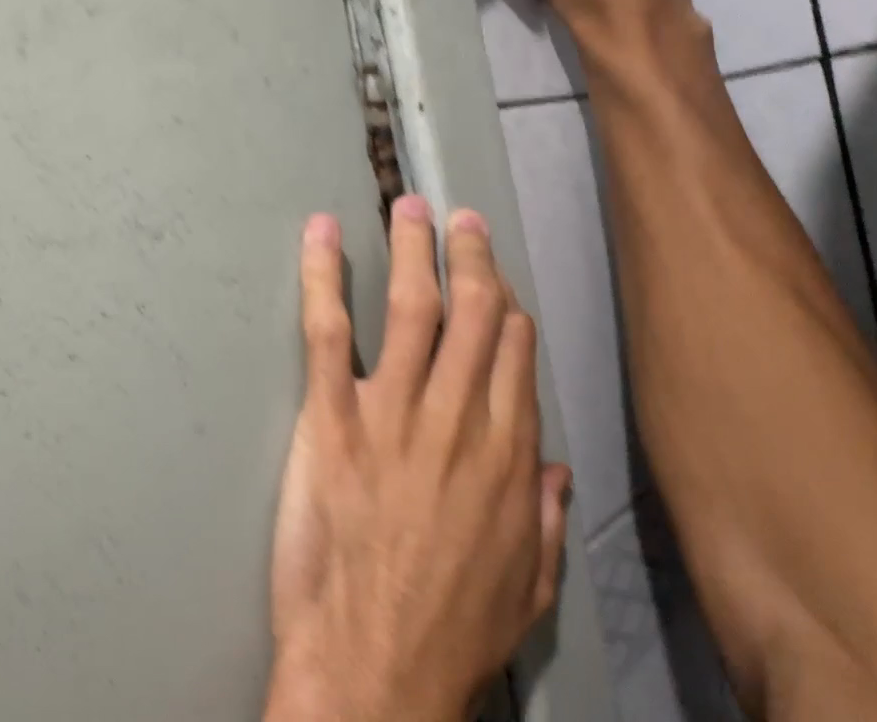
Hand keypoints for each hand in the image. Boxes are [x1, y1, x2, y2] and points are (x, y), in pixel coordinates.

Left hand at [264, 196, 572, 721]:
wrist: (377, 666)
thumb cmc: (450, 633)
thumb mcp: (527, 588)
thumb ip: (542, 519)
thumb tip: (553, 470)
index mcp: (505, 457)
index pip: (514, 355)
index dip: (506, 309)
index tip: (497, 282)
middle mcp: (457, 422)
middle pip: (474, 316)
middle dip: (468, 259)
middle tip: (461, 221)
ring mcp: (393, 417)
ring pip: (411, 309)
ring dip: (413, 250)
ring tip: (409, 209)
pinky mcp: (334, 424)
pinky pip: (328, 333)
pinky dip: (324, 277)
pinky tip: (323, 237)